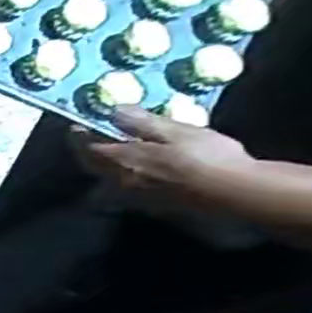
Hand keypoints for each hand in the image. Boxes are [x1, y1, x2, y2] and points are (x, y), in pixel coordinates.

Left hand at [71, 107, 254, 200]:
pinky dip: (117, 172)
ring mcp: (129, 193)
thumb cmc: (205, 157)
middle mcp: (116, 178)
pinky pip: (119, 184)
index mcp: (119, 159)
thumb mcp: (175, 132)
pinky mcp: (145, 201)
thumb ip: (141, 122)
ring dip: (100, 160)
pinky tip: (131, 166)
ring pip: (103, 174)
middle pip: (90, 161)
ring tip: (108, 147)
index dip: (79, 132)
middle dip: (86, 147)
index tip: (78, 122)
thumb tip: (114, 111)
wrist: (233, 192)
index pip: (85, 145)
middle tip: (90, 134)